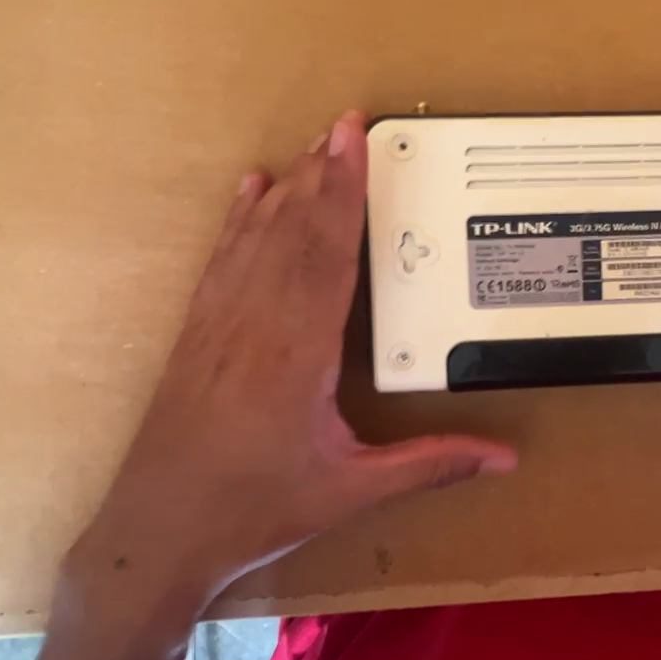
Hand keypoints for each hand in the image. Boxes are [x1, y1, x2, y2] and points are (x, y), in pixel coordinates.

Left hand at [67, 112, 515, 615]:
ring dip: (288, 187)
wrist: (156, 535)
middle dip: (322, 174)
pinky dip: (240, 219)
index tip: (355, 146)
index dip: (343, 196)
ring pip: (258, 238)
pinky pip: (224, 260)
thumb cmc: (255, 510)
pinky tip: (249, 190)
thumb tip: (504, 459)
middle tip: (345, 124)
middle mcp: (256, 324)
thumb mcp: (353, 490)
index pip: (327, 256)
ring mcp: (220, 323)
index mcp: (297, 354)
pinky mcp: (198, 332)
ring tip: (313, 146)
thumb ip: (431, 465)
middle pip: (294, 232)